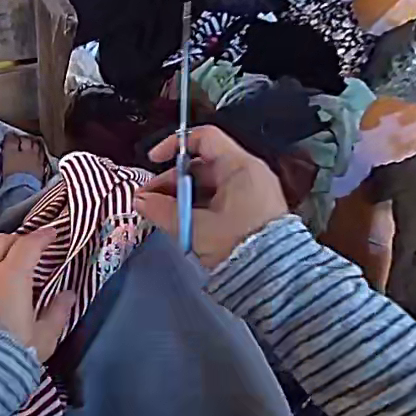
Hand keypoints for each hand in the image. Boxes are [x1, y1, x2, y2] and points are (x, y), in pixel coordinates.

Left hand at [0, 225, 76, 360]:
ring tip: (8, 262)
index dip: (42, 236)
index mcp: (13, 275)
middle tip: (30, 246)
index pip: (28, 244)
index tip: (52, 234)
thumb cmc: (11, 349)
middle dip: (17, 239)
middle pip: (1, 241)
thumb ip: (57, 312)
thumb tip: (68, 295)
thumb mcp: (43, 336)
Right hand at [135, 126, 289, 268]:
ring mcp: (251, 192)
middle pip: (201, 165)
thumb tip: (141, 201)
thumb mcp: (196, 228)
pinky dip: (198, 206)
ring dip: (182, 196)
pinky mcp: (251, 210)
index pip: (204, 138)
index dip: (175, 145)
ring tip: (162, 214)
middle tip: (149, 199)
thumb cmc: (240, 246)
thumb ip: (163, 211)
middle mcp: (248, 174)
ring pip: (208, 185)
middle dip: (172, 181)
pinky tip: (183, 221)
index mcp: (239, 167)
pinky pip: (219, 199)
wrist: (274, 276)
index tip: (154, 160)